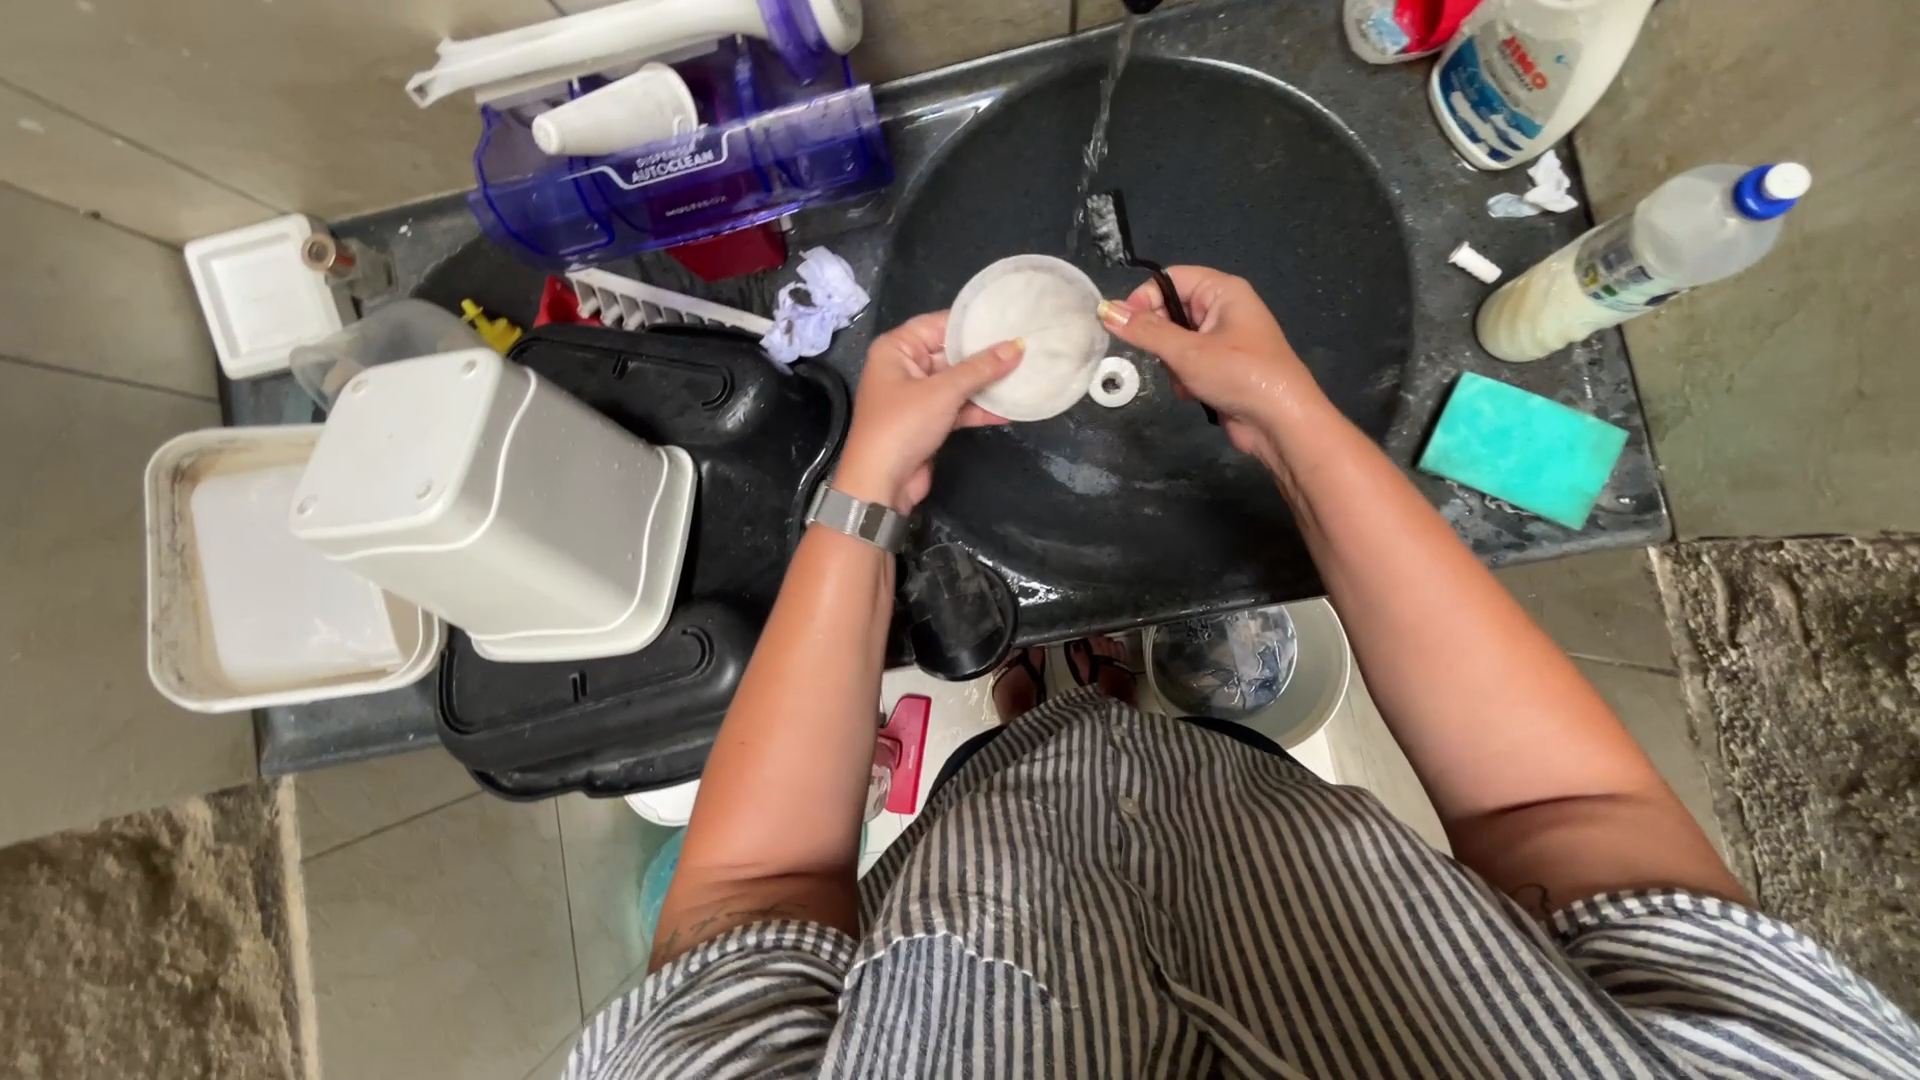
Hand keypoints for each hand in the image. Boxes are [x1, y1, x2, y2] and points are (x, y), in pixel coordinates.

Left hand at [836, 312, 1023, 512]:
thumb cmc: (903, 425)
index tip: (1007, 318)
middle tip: (1024, 346)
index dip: (972, 322)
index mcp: (896, 348)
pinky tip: (1008, 409)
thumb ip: (980, 368)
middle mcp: (904, 367)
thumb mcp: (942, 391)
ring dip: (986, 384)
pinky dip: (978, 409)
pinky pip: (957, 407)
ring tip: (1023, 375)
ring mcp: (916, 397)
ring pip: (957, 383)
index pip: (938, 324)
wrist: (881, 482)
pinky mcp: (927, 422)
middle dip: (984, 355)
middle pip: (950, 354)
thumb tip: (1017, 346)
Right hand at [1097, 267, 1321, 471]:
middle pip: (1171, 310)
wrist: (1280, 422)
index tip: (1125, 325)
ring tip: (1185, 379)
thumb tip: (1106, 310)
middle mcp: (1223, 310)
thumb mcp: (1188, 352)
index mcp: (1223, 291)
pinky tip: (1194, 393)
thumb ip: (1145, 331)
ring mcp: (1223, 340)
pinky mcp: (1221, 368)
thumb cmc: (1240, 375)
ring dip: (1171, 363)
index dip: (1144, 298)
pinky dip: (1184, 378)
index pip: (1170, 279)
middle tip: (1158, 357)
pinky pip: (1187, 364)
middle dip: (1159, 337)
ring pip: (1175, 342)